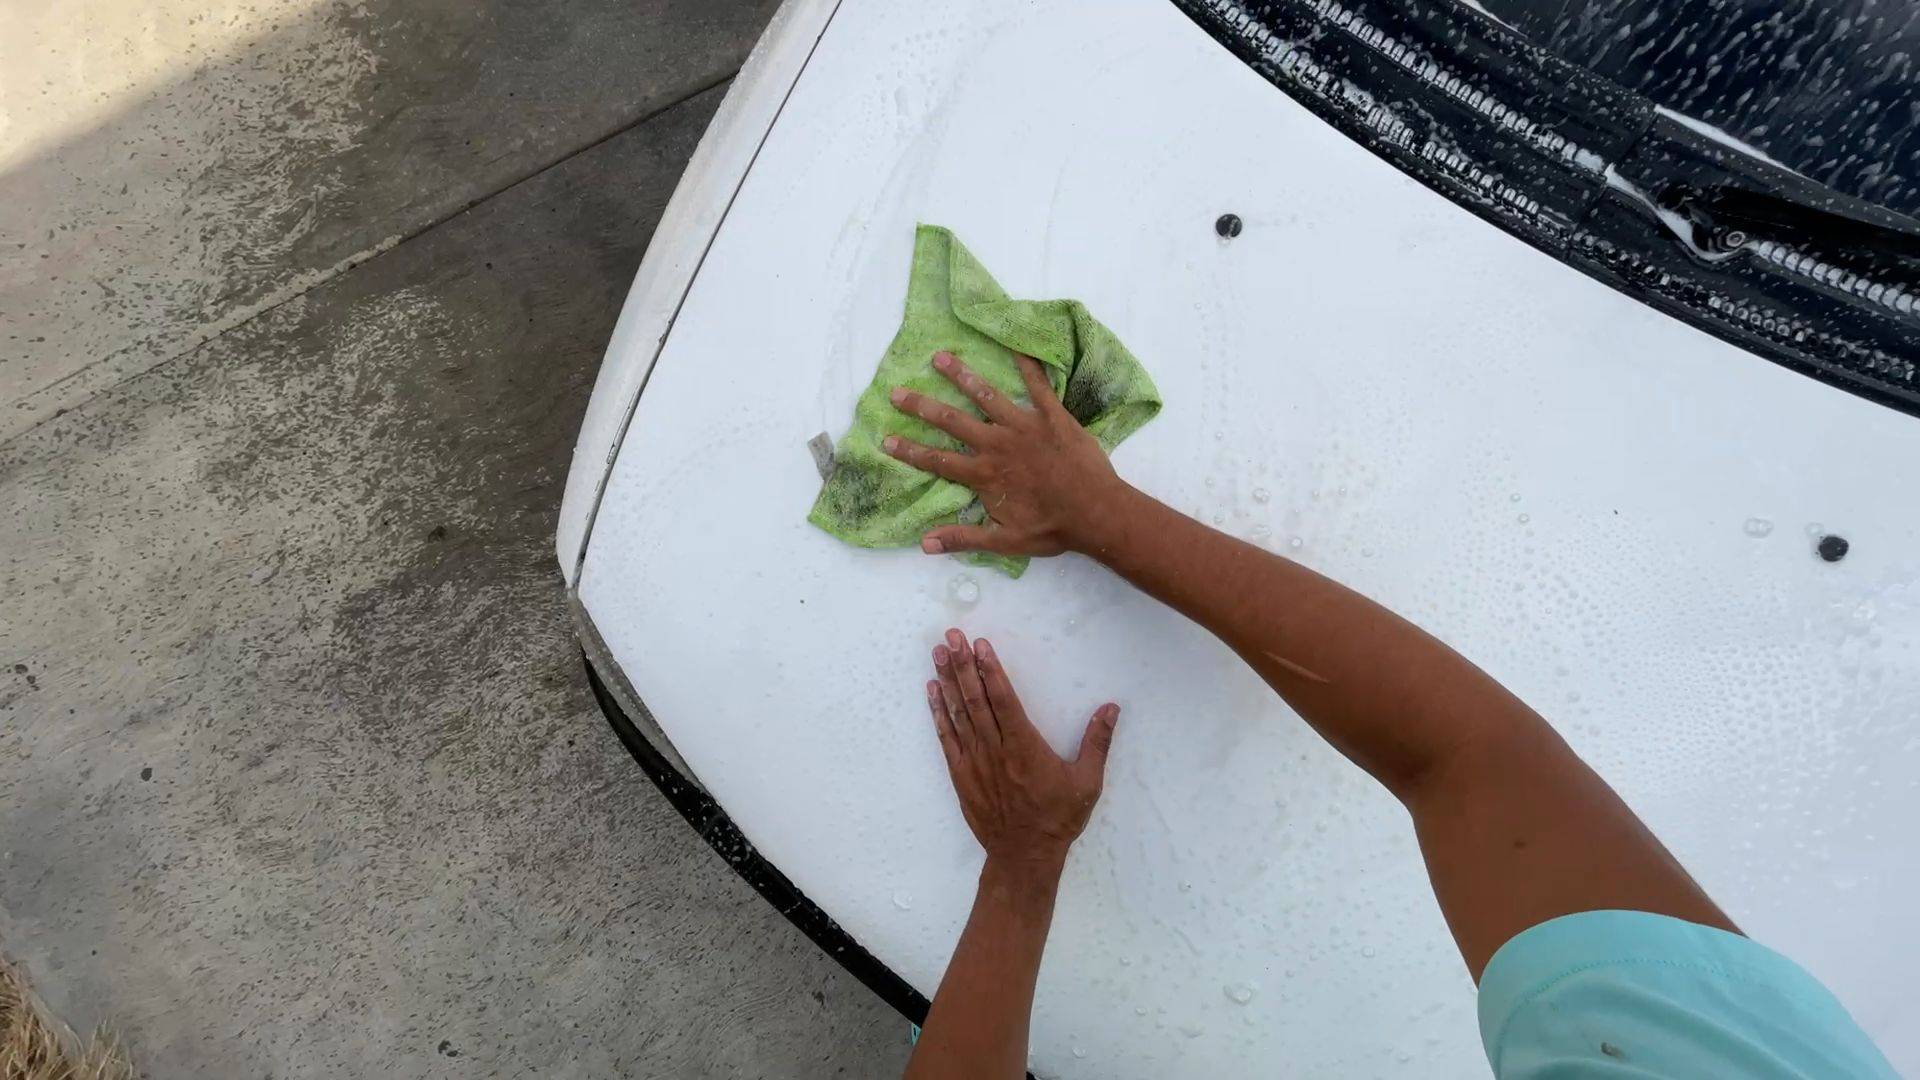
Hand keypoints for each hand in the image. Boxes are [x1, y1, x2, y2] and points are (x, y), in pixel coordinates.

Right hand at [884, 351, 1125, 557]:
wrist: (1096, 512)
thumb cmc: (1051, 529)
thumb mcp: (1004, 541)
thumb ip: (963, 538)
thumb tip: (924, 544)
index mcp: (984, 474)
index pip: (938, 460)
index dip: (911, 452)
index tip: (887, 440)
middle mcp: (997, 444)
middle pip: (952, 422)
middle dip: (922, 406)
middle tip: (897, 392)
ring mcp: (1024, 426)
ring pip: (986, 396)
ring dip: (961, 375)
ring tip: (940, 357)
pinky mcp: (1052, 416)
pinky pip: (1037, 386)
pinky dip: (1027, 365)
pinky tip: (1015, 345)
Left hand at [926, 629, 1118, 868]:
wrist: (1024, 856)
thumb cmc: (1058, 818)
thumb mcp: (1087, 782)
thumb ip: (1097, 742)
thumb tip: (1111, 709)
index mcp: (1024, 746)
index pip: (1003, 699)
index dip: (990, 669)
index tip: (979, 645)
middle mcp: (995, 748)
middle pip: (976, 698)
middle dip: (963, 664)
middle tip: (951, 636)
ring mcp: (974, 760)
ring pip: (959, 713)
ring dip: (948, 680)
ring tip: (938, 653)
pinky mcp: (961, 773)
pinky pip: (946, 737)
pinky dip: (939, 712)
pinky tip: (933, 690)